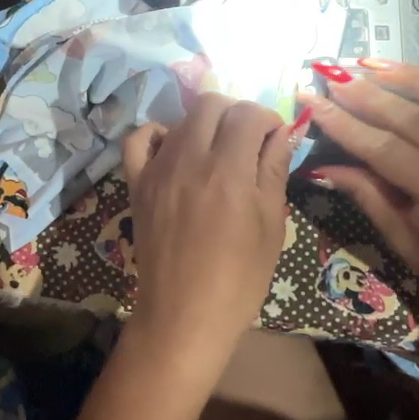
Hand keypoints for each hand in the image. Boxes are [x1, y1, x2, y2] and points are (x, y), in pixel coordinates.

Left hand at [120, 94, 295, 360]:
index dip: (268, 119)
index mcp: (229, 170)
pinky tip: (174, 151)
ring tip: (217, 154)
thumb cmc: (239, 279)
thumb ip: (273, 171)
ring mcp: (157, 168)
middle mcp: (189, 158)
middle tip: (248, 142)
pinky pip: (139, 140)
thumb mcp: (271, 226)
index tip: (275, 139)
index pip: (248, 114)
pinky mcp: (136, 183)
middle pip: (211, 104)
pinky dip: (158, 135)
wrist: (183, 316)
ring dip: (205, 125)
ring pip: (181, 119)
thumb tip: (281, 134)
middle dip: (236, 114)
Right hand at [301, 63, 418, 351]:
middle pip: (413, 117)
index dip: (343, 123)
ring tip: (374, 64)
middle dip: (366, 94)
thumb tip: (325, 166)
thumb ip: (370, 197)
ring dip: (412, 78)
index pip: (383, 147)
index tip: (311, 99)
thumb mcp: (409, 244)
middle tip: (333, 75)